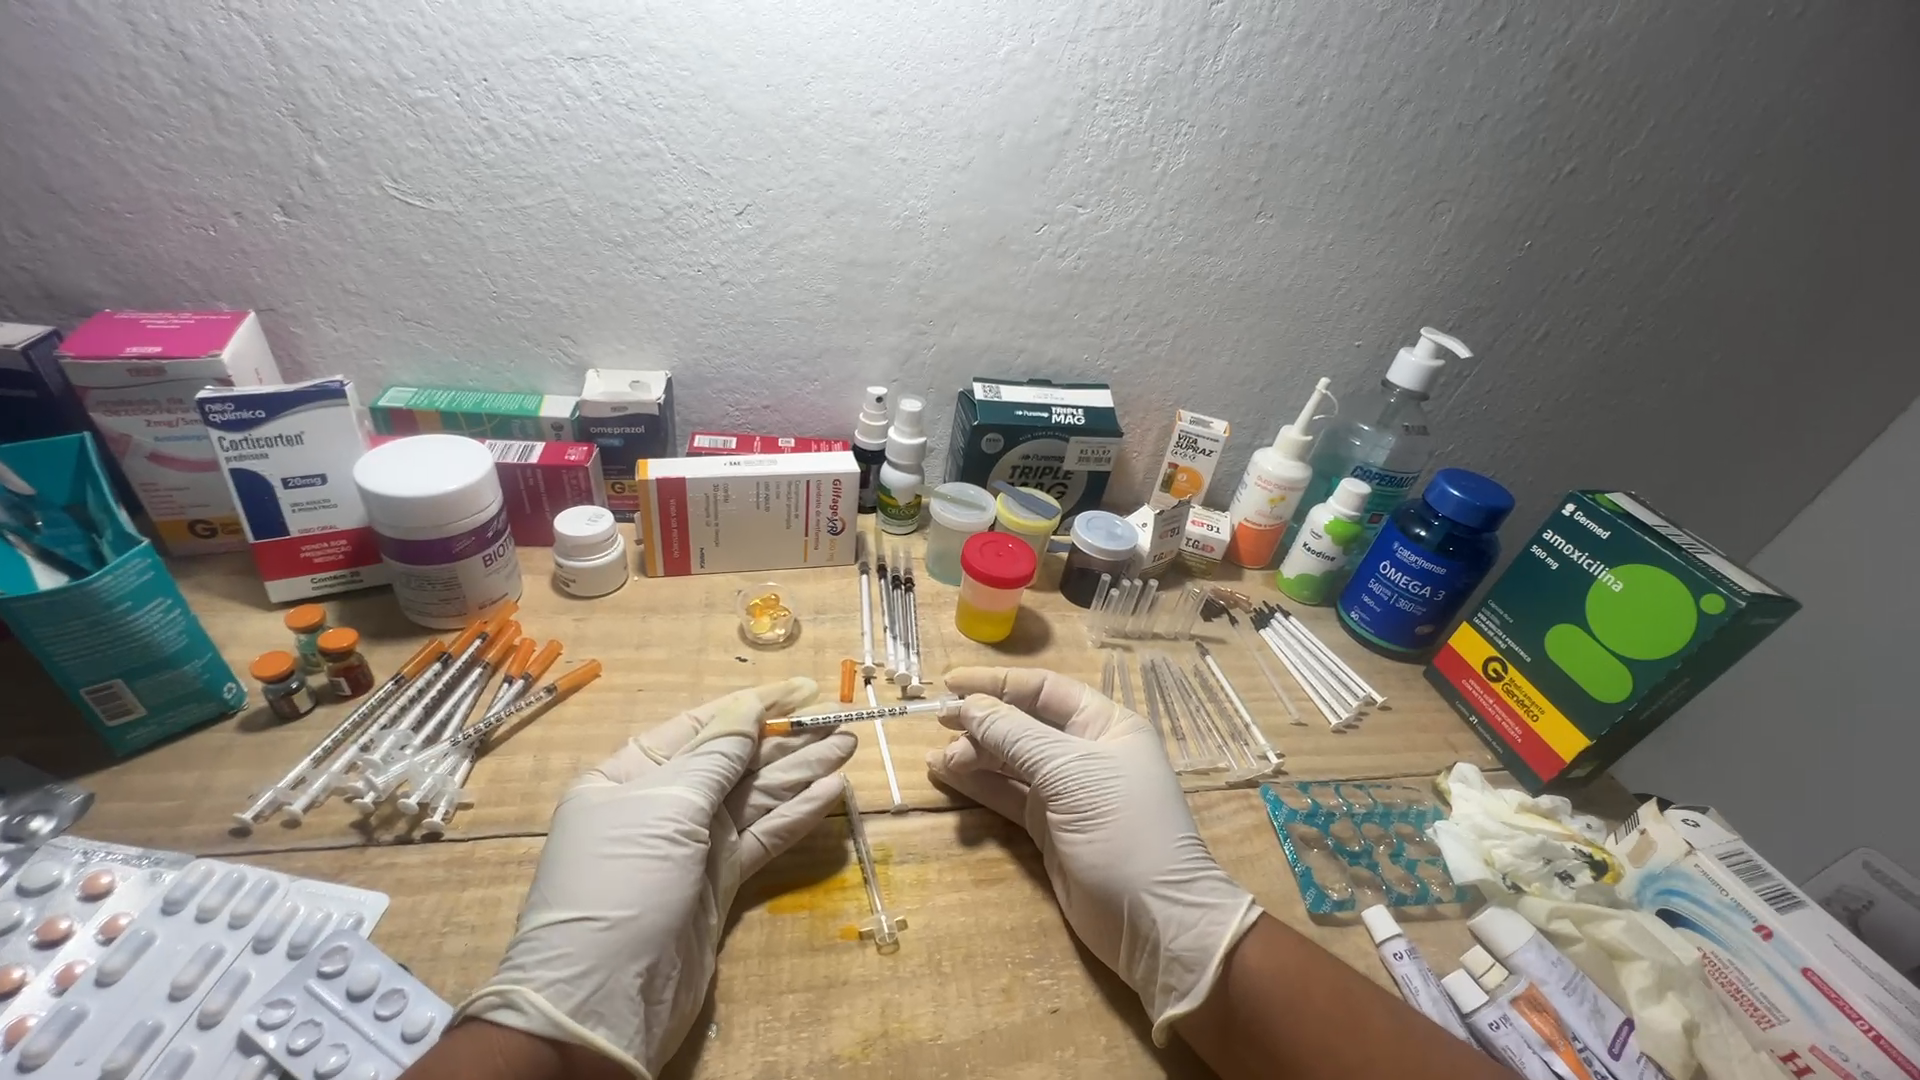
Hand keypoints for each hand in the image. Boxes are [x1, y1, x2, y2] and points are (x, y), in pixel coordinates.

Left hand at [454, 678, 856, 1076]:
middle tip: (841, 720)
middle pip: (736, 760)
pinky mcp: (719, 880)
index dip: (755, 703)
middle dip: (787, 739)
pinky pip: (764, 835)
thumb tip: (749, 705)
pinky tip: (831, 793)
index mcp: (632, 775)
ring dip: (802, 771)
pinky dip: (797, 815)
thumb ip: (715, 754)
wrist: (601, 1006)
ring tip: (847, 746)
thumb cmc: (623, 885)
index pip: (703, 725)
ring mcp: (693, 845)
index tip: (804, 689)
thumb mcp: (666, 807)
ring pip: (756, 796)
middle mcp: (663, 804)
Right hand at [929, 667, 1260, 1043]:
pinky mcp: (1048, 826)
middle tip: (938, 721)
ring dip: (975, 754)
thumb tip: (969, 706)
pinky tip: (948, 776)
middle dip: (983, 721)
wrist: (1154, 921)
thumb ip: (1015, 736)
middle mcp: (1085, 751)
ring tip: (939, 759)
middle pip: (1024, 723)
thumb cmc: (1123, 829)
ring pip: (1011, 760)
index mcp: (1105, 725)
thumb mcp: (1069, 773)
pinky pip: (1007, 794)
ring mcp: (1066, 791)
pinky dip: (979, 784)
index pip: (1044, 690)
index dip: (998, 684)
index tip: (951, 683)